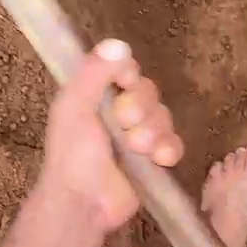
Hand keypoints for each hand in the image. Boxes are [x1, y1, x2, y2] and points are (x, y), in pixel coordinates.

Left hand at [38, 39, 182, 231]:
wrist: (84, 204)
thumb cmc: (72, 155)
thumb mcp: (74, 108)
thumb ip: (93, 74)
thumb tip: (118, 43)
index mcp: (95, 96)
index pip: (126, 70)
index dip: (129, 76)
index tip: (123, 84)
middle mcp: (117, 112)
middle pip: (149, 92)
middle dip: (141, 108)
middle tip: (124, 125)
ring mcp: (137, 137)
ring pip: (163, 117)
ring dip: (153, 131)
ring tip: (137, 149)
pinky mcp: (153, 161)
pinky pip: (174, 143)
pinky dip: (169, 149)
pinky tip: (159, 160)